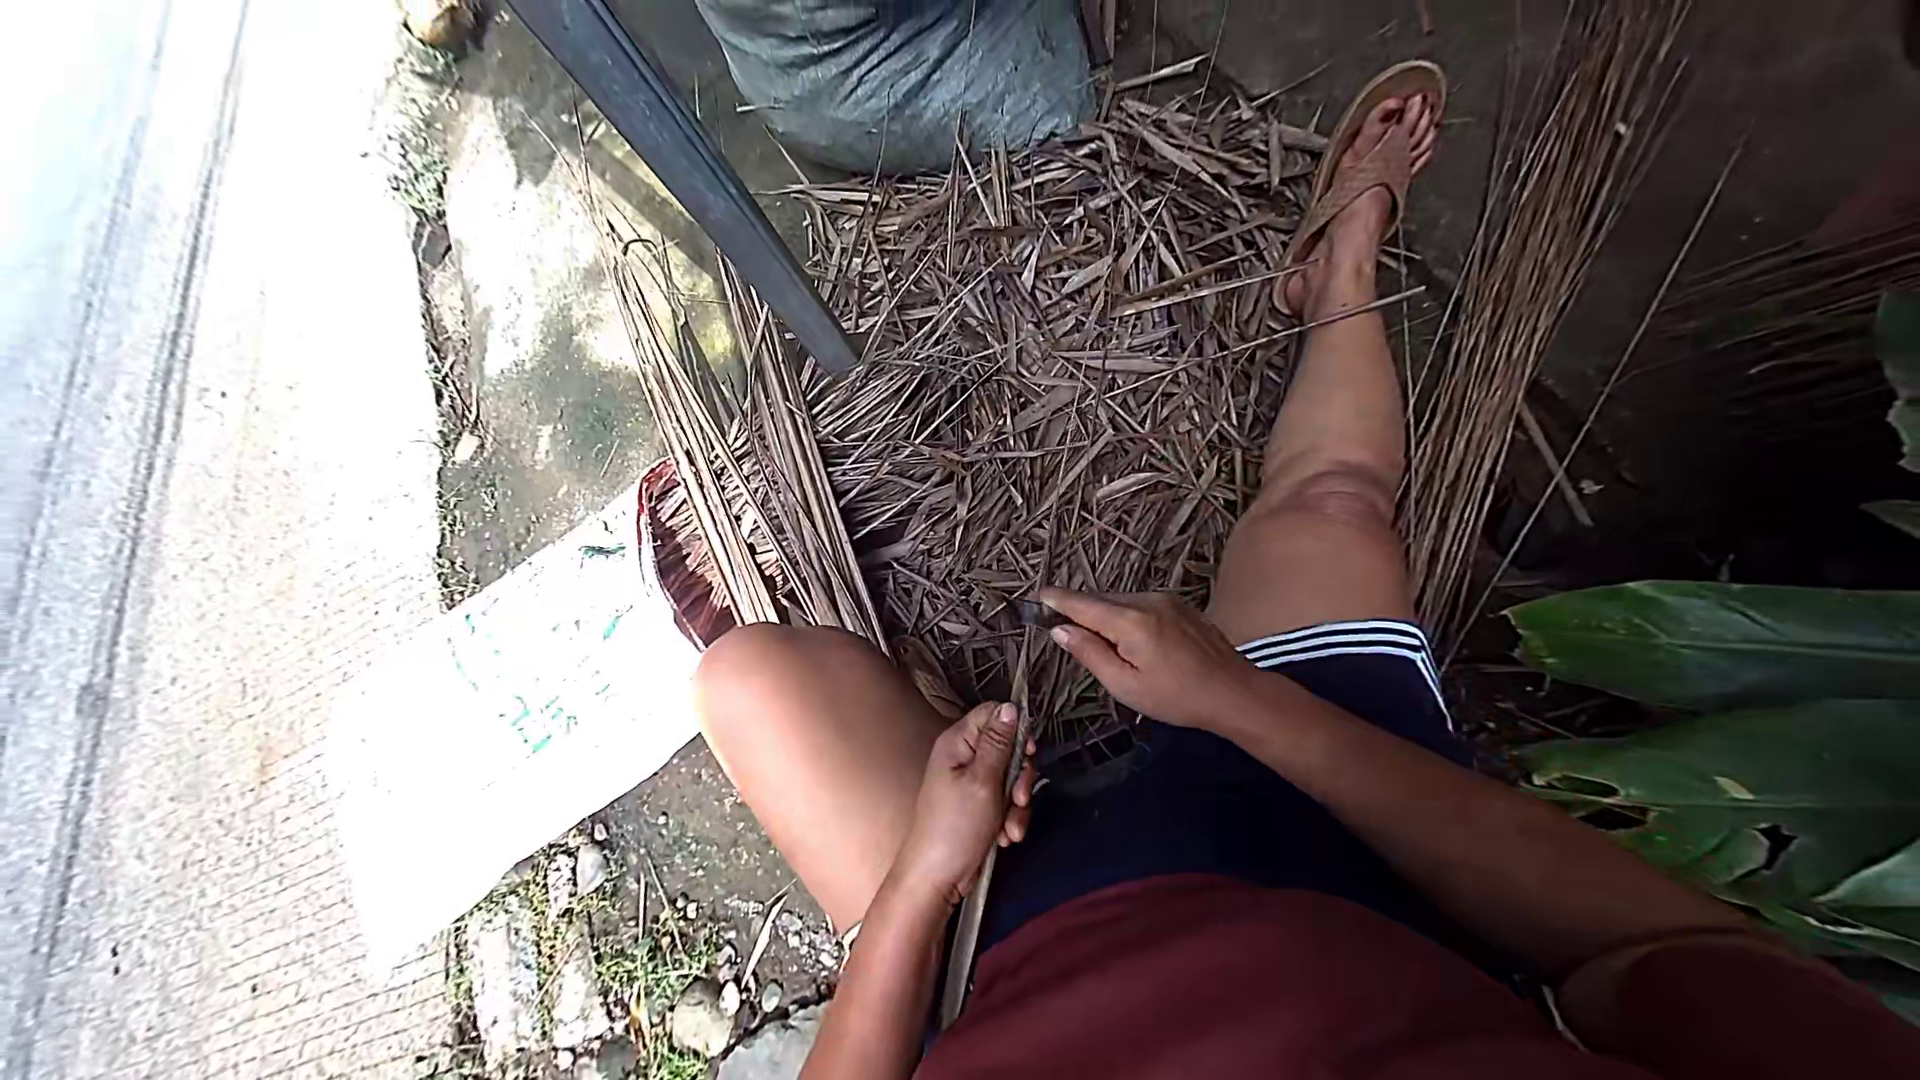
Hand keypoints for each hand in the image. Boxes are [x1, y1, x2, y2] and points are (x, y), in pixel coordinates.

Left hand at [892, 702, 1037, 906]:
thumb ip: (999, 743)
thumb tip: (1011, 707)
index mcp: (957, 742)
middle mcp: (963, 756)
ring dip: (1016, 804)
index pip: (992, 714)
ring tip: (1009, 827)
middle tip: (1019, 798)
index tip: (1029, 753)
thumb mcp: (983, 781)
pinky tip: (1004, 836)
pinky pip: (1005, 800)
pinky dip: (1009, 818)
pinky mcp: (978, 804)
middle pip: (1007, 747)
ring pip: (1010, 777)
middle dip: (1020, 776)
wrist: (937, 879)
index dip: (1015, 729)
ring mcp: (970, 781)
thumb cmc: (955, 828)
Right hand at [1039, 587, 1256, 732]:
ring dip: (1105, 616)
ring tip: (1106, 646)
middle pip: (1100, 601)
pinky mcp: (1178, 604)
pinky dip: (1125, 616)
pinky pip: (1139, 604)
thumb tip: (1059, 629)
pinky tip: (1132, 641)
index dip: (1057, 599)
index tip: (1038, 595)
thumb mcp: (1125, 685)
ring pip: (1120, 601)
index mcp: (1129, 621)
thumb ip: (1089, 653)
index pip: (1081, 604)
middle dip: (1081, 612)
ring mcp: (1165, 599)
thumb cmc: (1177, 697)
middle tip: (1066, 631)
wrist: (1234, 692)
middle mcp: (1146, 601)